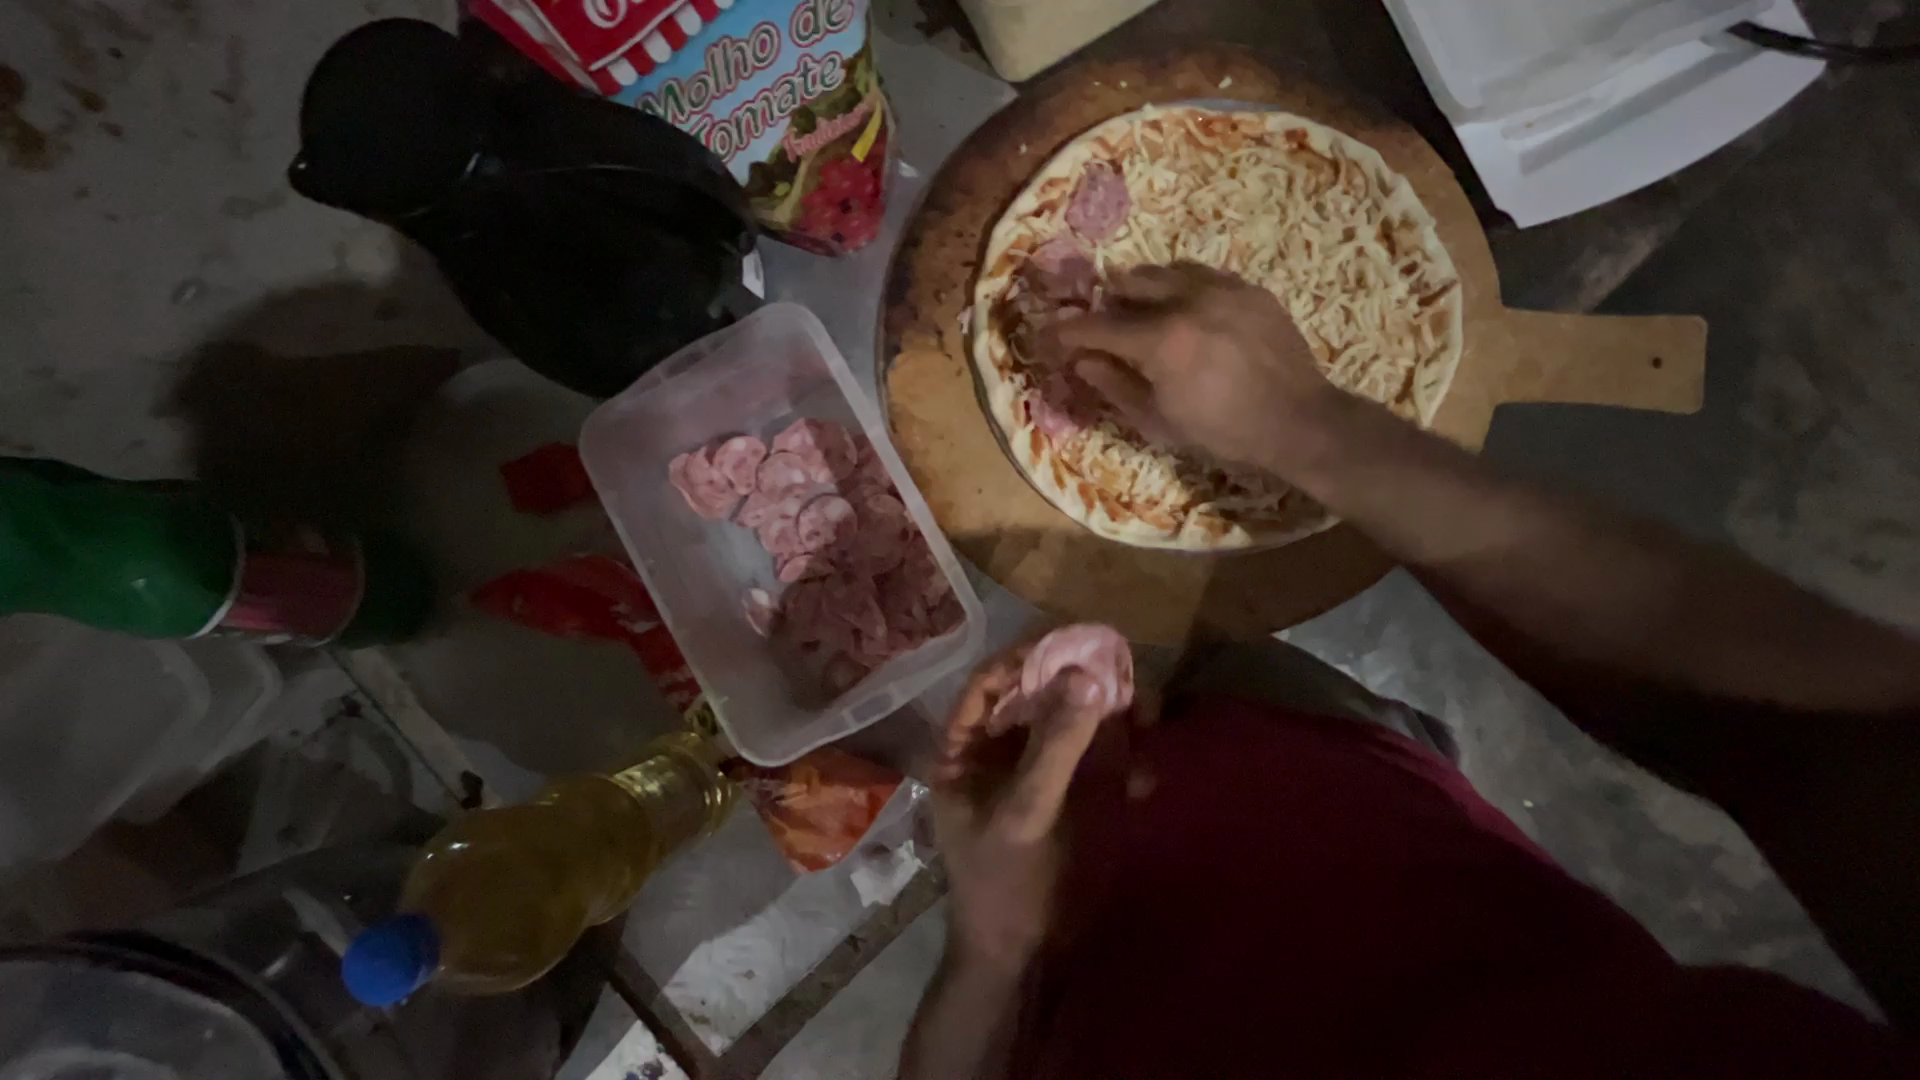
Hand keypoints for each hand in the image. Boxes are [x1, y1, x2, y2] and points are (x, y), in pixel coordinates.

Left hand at [929, 646, 1121, 973]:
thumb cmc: (1006, 882)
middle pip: (1040, 694)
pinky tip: (1146, 780)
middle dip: (1080, 681)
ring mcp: (1043, 770)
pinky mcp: (1078, 794)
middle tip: (1121, 666)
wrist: (1028, 956)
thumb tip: (1086, 676)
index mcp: (967, 748)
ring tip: (1148, 713)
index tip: (1071, 639)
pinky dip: (1128, 760)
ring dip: (1112, 714)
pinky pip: (1104, 759)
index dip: (1027, 657)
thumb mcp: (1025, 811)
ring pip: (1077, 721)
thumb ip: (1054, 746)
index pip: (990, 683)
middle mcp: (1003, 749)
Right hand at [1044, 262, 1350, 474]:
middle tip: (1101, 318)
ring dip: (1145, 287)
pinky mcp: (1250, 289)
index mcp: (1160, 341)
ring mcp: (1223, 289)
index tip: (1051, 332)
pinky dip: (1183, 287)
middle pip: (1131, 283)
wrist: (1296, 421)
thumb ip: (1115, 385)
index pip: (1099, 327)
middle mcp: (1188, 301)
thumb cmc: (1221, 431)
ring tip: (1141, 308)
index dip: (1069, 331)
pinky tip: (1186, 309)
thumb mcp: (1158, 420)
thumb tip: (1083, 360)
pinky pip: (1204, 275)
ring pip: (1168, 271)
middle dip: (1108, 300)